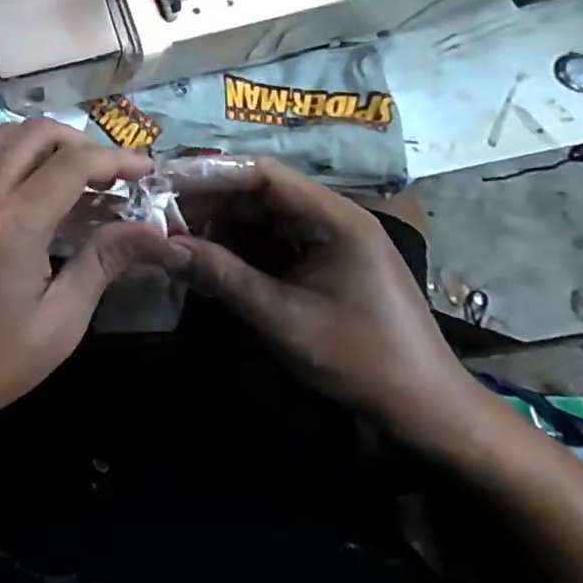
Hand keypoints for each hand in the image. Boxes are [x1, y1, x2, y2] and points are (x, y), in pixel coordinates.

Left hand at [0, 120, 186, 447]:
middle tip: (109, 175)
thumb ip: (105, 263)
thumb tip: (157, 235)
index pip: (74, 164)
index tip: (146, 171)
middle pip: (37, 133)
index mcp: (14, 223)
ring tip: (70, 172)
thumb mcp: (61, 320)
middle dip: (82, 143)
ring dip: (43, 142)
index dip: (117, 159)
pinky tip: (16, 175)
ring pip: (2, 135)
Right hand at [172, 157, 484, 448]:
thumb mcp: (283, 318)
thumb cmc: (359, 358)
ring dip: (220, 230)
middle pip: (258, 195)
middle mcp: (330, 218)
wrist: (423, 409)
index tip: (164, 182)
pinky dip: (239, 253)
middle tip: (159, 217)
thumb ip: (223, 277)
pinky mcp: (321, 265)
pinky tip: (206, 263)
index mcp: (334, 217)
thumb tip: (166, 246)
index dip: (210, 173)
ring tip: (174, 241)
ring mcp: (327, 241)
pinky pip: (271, 246)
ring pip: (261, 220)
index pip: (262, 175)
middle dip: (209, 204)